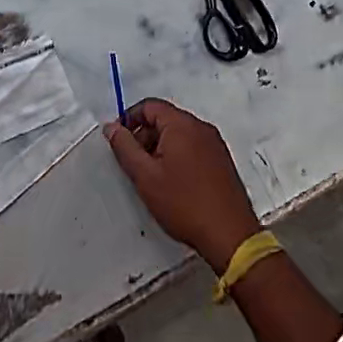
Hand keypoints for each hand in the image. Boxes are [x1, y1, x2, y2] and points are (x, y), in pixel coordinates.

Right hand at [105, 99, 261, 272]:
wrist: (230, 236)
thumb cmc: (185, 204)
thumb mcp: (145, 176)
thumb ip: (124, 147)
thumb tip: (112, 127)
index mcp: (182, 124)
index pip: (150, 106)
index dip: (129, 119)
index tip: (119, 139)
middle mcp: (201, 128)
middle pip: (165, 119)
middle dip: (144, 136)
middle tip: (133, 162)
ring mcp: (215, 144)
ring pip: (179, 134)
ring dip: (161, 148)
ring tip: (151, 177)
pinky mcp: (222, 161)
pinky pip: (194, 147)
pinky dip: (178, 156)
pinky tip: (173, 183)